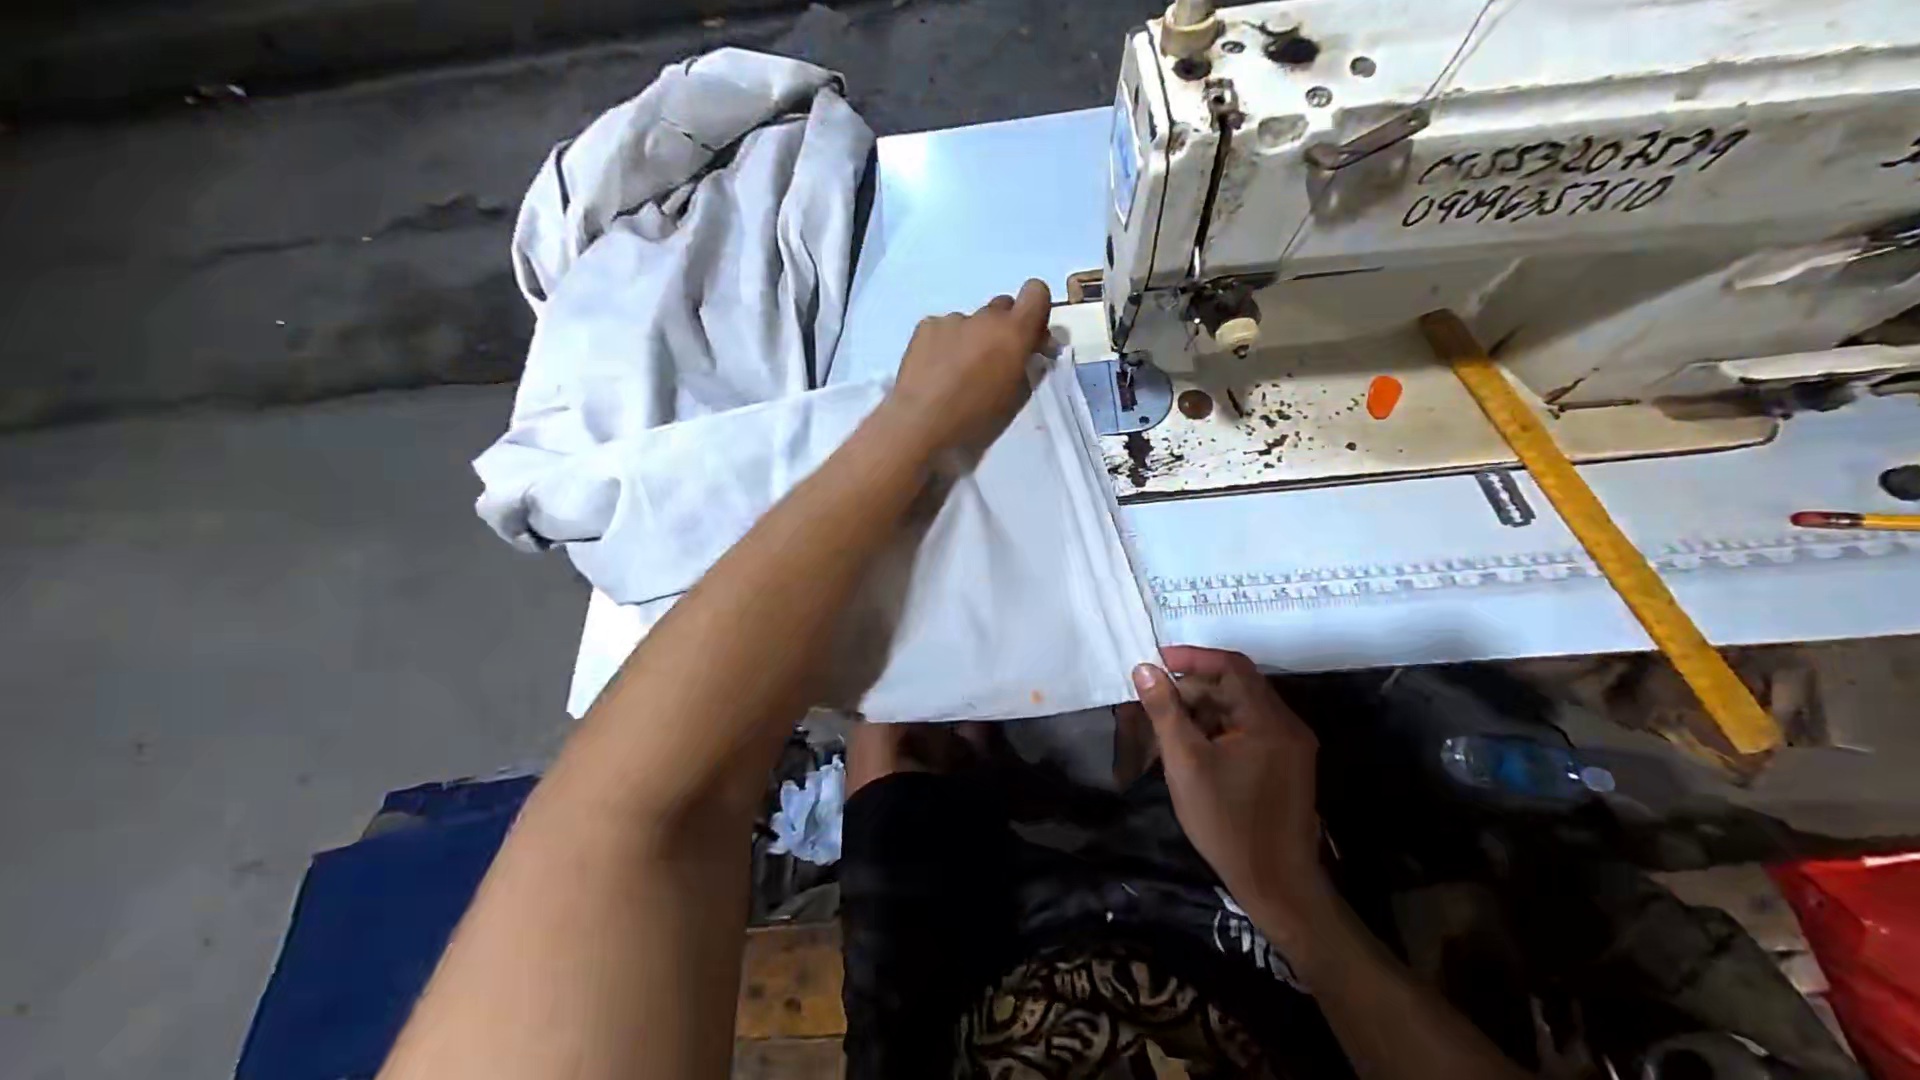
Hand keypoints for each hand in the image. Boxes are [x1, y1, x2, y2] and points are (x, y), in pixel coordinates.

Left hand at [878, 279, 1052, 455]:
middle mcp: (985, 318)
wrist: (921, 424)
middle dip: (1003, 329)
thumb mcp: (1015, 395)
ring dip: (971, 340)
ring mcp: (952, 319)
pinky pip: (943, 329)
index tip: (1029, 334)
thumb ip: (1026, 363)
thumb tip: (1027, 350)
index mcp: (1013, 333)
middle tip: (993, 360)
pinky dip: (944, 345)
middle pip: (1002, 307)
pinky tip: (935, 371)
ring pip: (970, 322)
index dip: (1035, 309)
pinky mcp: (925, 327)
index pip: (1036, 291)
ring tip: (956, 373)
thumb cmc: (976, 418)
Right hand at [1125, 647, 1330, 926]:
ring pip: (1241, 709)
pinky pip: (1249, 730)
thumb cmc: (1227, 821)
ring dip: (1204, 709)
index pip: (1232, 665)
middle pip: (1237, 686)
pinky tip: (1193, 748)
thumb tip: (1144, 669)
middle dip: (1193, 688)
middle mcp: (1287, 725)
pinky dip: (1219, 728)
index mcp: (1269, 720)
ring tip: (1168, 727)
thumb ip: (1164, 711)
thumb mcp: (1185, 762)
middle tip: (1155, 701)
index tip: (1156, 662)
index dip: (1192, 658)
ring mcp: (1291, 746)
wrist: (1277, 885)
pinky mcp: (1287, 765)